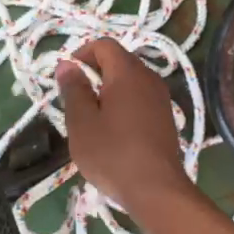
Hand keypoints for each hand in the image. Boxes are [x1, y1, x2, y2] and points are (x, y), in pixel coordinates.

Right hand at [55, 39, 194, 216]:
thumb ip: (74, 89)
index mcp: (127, 72)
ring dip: (110, 89)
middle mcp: (149, 77)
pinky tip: (115, 129)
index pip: (104, 45)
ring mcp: (161, 97)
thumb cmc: (113, 153)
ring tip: (93, 116)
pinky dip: (125, 102)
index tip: (68, 78)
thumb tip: (67, 65)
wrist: (156, 189)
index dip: (82, 54)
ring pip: (131, 80)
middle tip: (77, 99)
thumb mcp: (82, 122)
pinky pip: (141, 97)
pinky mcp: (166, 116)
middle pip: (120, 60)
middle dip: (95, 72)